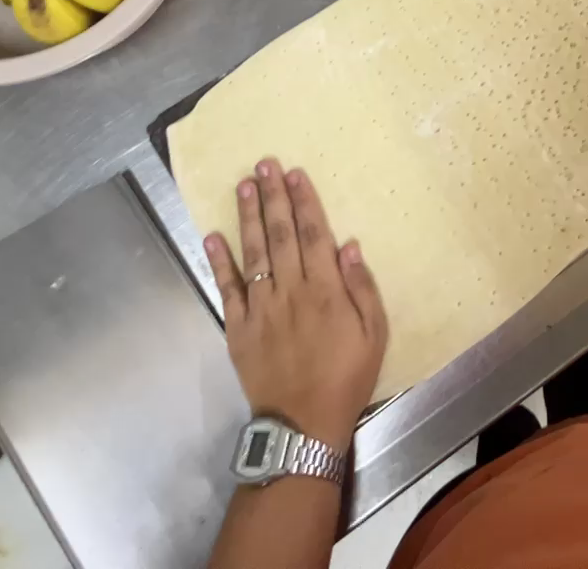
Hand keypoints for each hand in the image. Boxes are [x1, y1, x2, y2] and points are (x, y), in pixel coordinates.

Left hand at [204, 159, 387, 450]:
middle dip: (273, 196)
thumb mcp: (374, 334)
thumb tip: (348, 244)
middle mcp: (291, 290)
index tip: (294, 173)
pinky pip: (227, 289)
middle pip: (280, 234)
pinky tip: (213, 236)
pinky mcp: (238, 328)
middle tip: (264, 164)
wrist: (304, 424)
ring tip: (243, 185)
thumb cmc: (347, 376)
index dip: (303, 201)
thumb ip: (361, 287)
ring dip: (247, 216)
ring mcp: (261, 308)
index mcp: (325, 289)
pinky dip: (219, 262)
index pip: (312, 234)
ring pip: (253, 253)